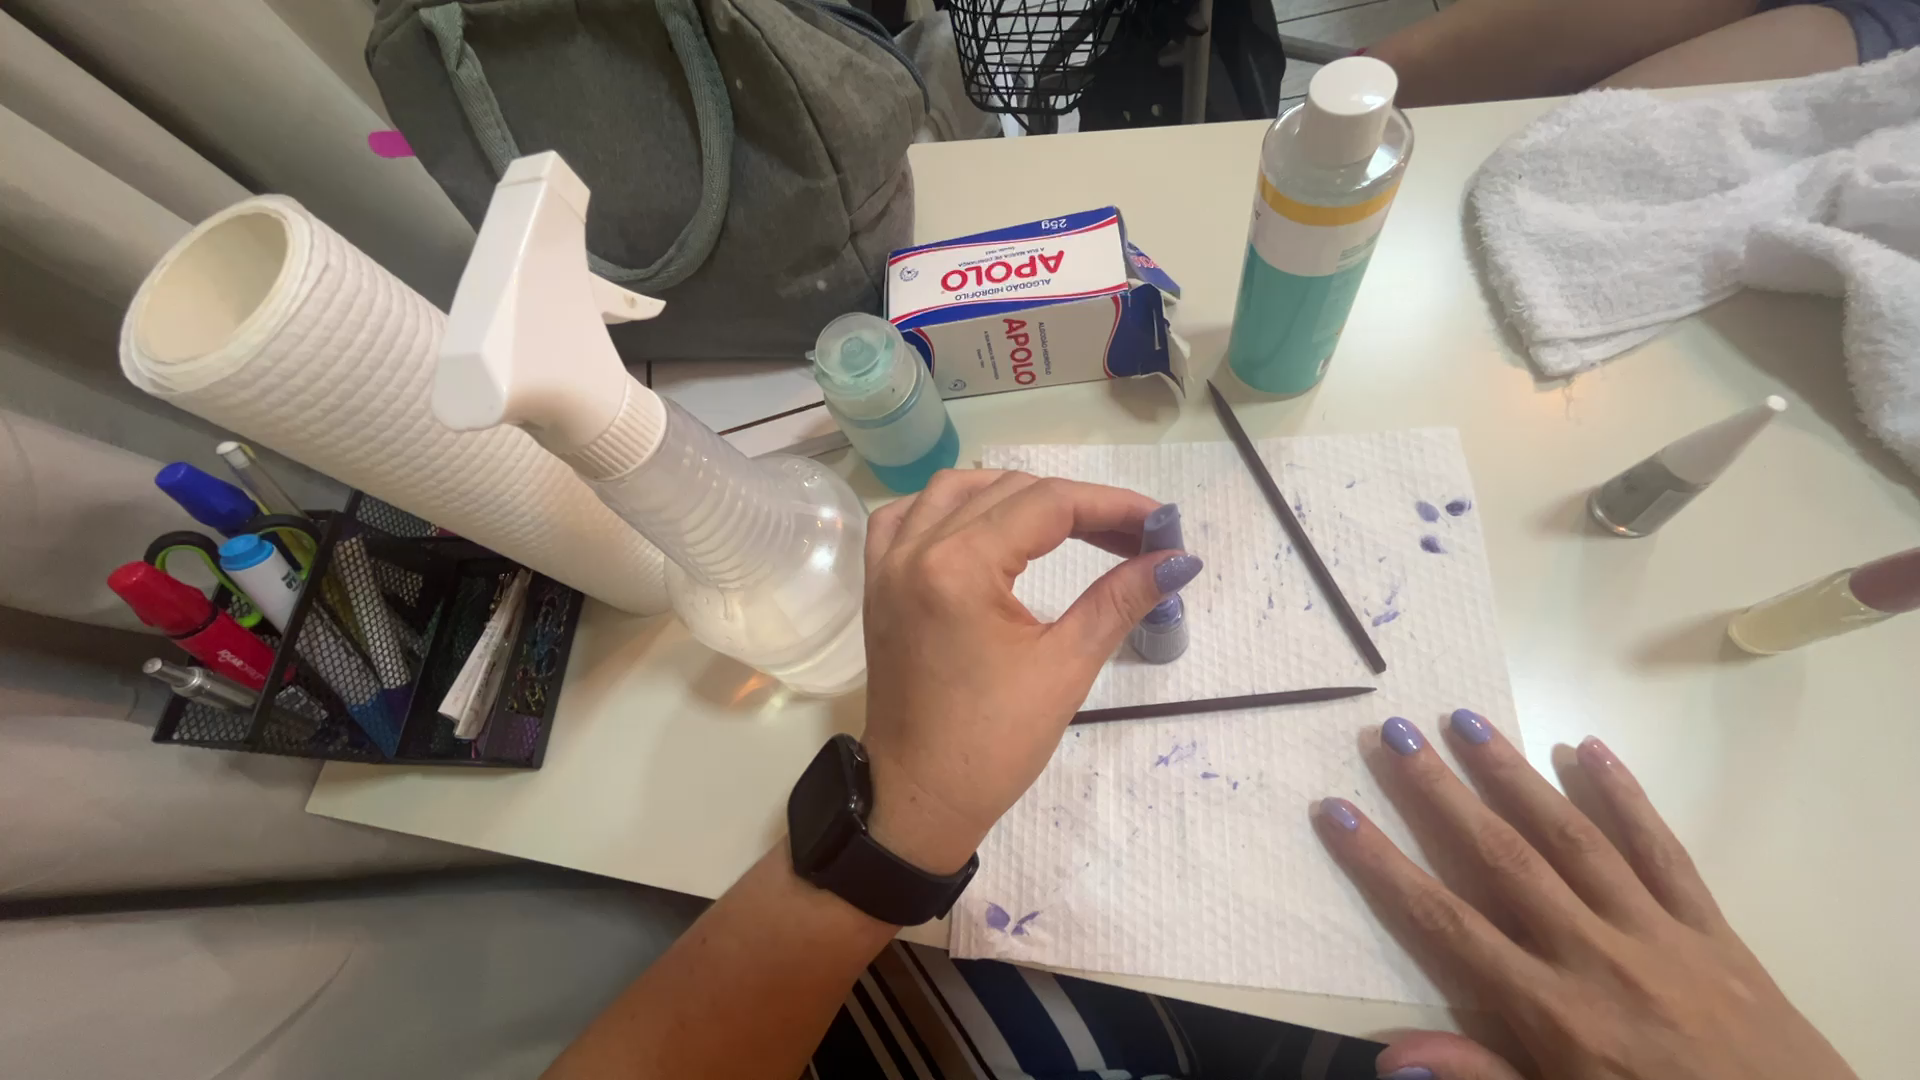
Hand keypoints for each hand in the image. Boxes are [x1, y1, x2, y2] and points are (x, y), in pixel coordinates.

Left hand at [858, 470, 1203, 874]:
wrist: (920, 796)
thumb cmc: (994, 744)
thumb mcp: (1065, 667)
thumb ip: (1120, 599)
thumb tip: (1177, 559)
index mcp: (959, 568)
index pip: (1047, 505)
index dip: (1112, 506)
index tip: (1160, 523)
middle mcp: (916, 550)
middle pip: (1007, 491)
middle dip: (1076, 507)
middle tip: (1129, 539)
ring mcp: (888, 563)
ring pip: (954, 491)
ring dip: (1012, 496)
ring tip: (1064, 526)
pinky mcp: (877, 583)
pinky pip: (904, 517)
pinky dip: (946, 509)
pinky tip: (978, 524)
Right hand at [1317, 715, 1857, 1079]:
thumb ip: (1479, 1076)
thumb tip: (1387, 1057)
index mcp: (1551, 1009)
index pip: (1443, 919)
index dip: (1380, 862)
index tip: (1334, 809)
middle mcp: (1595, 956)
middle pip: (1502, 856)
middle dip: (1440, 790)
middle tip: (1396, 732)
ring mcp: (1658, 935)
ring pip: (1573, 837)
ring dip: (1513, 773)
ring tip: (1467, 720)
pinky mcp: (1715, 931)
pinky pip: (1666, 853)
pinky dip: (1626, 797)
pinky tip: (1587, 747)